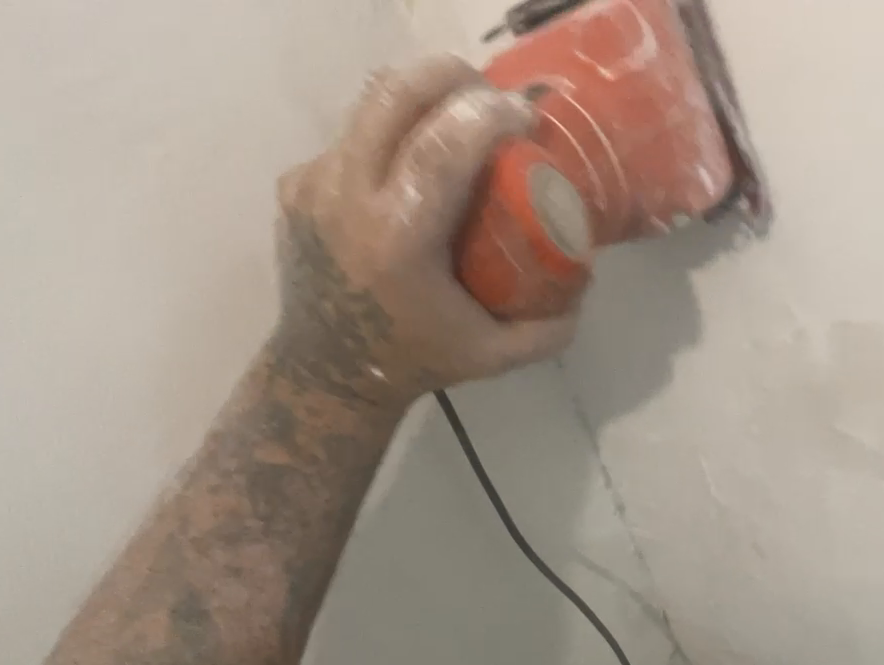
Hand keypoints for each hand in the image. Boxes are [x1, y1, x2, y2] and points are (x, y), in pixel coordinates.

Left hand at [271, 56, 584, 408]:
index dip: (489, 115)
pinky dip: (389, 139)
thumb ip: (549, 327)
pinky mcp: (296, 183)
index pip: (442, 147)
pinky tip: (410, 169)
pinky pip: (351, 139)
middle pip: (394, 94)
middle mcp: (346, 199)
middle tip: (489, 95)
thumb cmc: (418, 360)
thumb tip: (587, 276)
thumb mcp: (494, 356)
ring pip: (370, 106)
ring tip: (456, 118)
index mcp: (398, 241)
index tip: (525, 116)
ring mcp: (313, 185)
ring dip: (420, 97)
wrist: (328, 370)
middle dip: (450, 76)